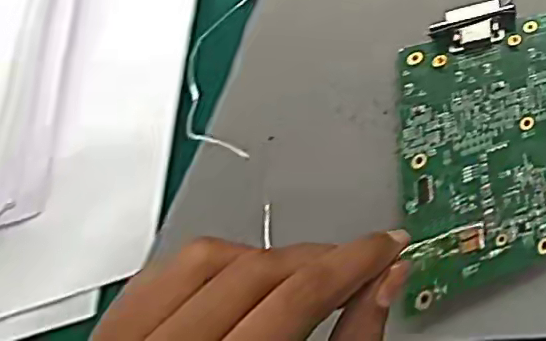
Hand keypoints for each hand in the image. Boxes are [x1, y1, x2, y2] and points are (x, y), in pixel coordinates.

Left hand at [93, 230, 411, 340]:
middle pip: (259, 274)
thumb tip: (386, 282)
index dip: (356, 262)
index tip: (386, 247)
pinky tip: (236, 285)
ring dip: (264, 259)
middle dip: (321, 259)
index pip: (298, 298)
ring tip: (295, 279)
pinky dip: (208, 268)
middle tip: (357, 266)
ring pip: (205, 262)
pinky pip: (158, 281)